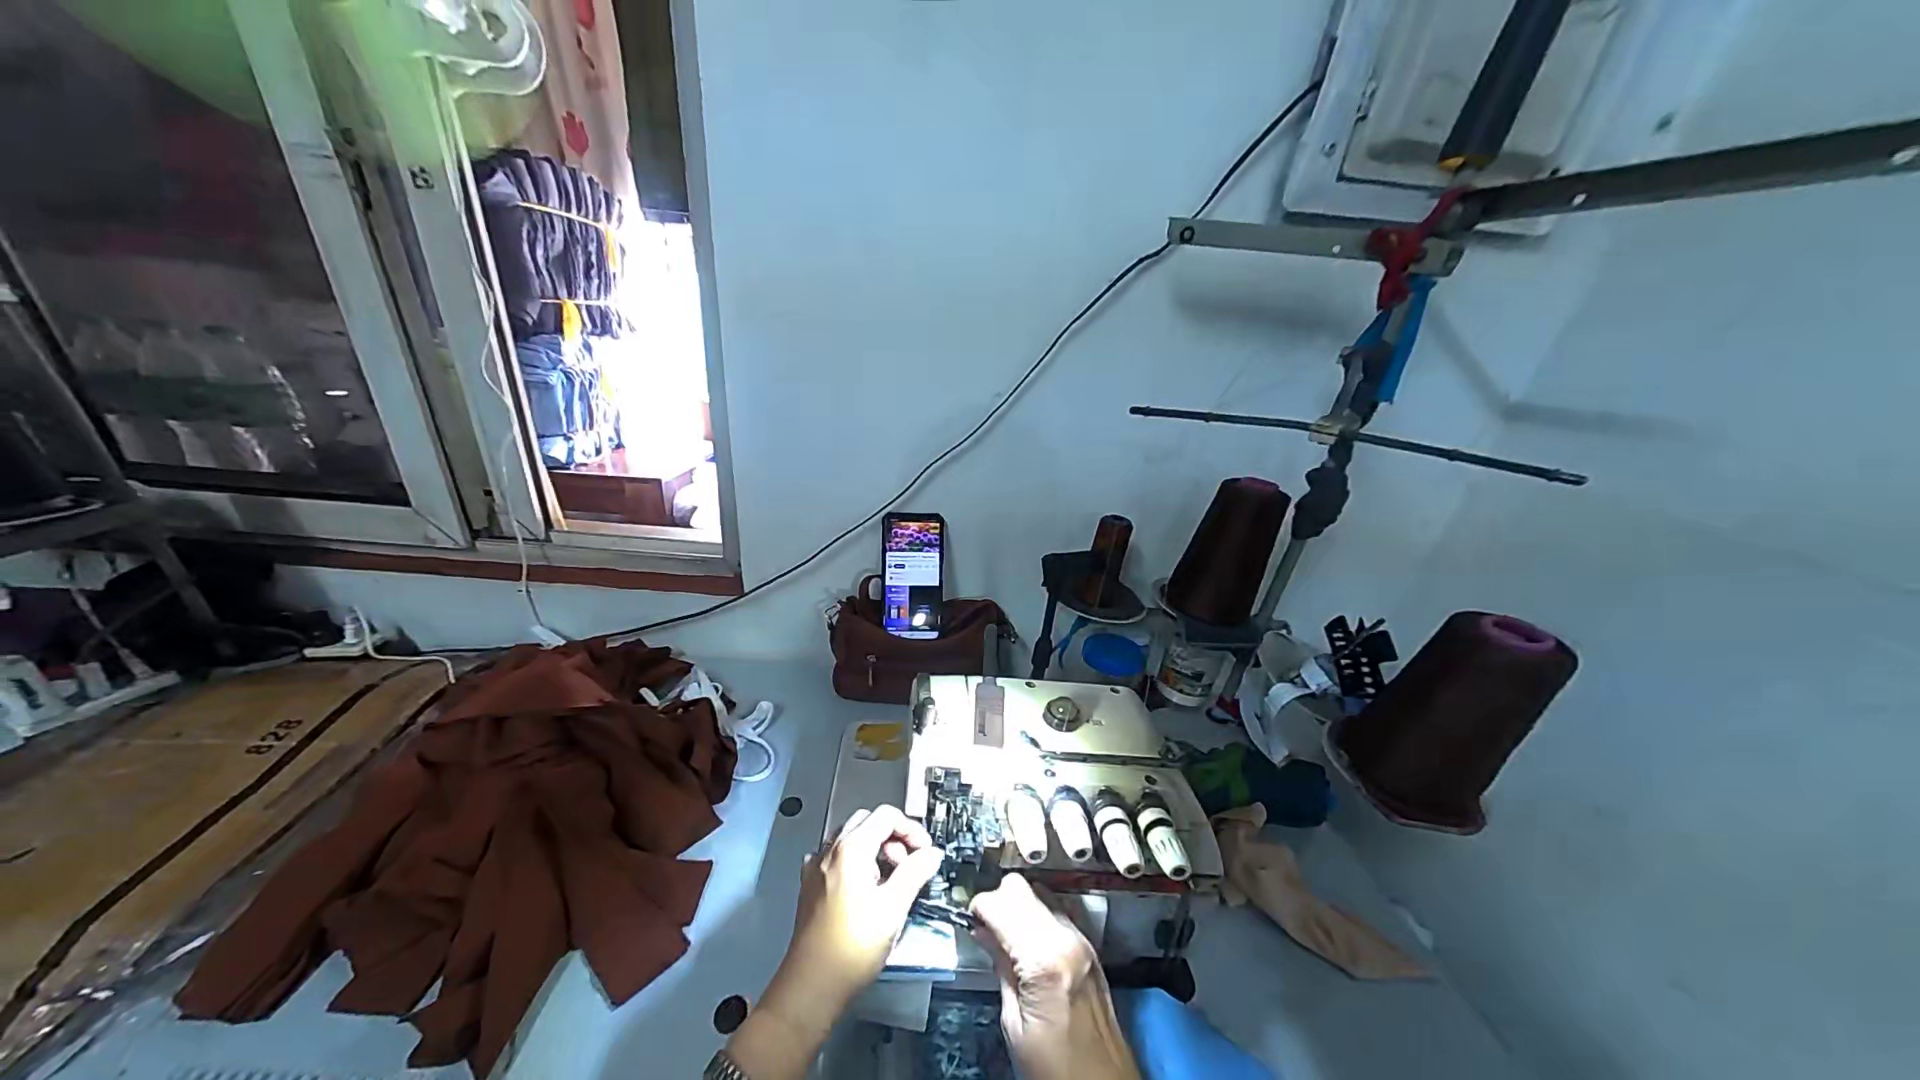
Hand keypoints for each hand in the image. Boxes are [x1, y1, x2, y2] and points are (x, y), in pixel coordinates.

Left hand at [785, 805, 945, 1007]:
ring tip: (889, 879)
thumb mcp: (893, 908)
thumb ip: (915, 873)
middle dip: (893, 837)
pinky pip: (835, 858)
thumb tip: (932, 854)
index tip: (925, 852)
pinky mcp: (810, 886)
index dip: (911, 829)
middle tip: (908, 864)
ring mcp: (816, 868)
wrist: (812, 986)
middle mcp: (830, 851)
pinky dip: (854, 862)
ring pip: (850, 838)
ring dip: (874, 848)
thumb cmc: (852, 948)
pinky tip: (863, 887)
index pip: (886, 817)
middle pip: (867, 822)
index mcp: (851, 850)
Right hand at [970, 874, 1139, 1079]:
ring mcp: (1082, 939)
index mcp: (1043, 958)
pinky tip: (1026, 941)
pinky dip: (1035, 914)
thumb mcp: (1014, 1024)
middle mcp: (1066, 938)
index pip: (999, 904)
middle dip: (997, 901)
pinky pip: (1055, 909)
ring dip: (1017, 905)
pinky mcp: (1090, 947)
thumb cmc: (1056, 1069)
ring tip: (1004, 935)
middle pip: (1020, 888)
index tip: (968, 922)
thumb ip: (1000, 968)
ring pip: (1038, 892)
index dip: (977, 909)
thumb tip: (983, 933)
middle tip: (983, 928)